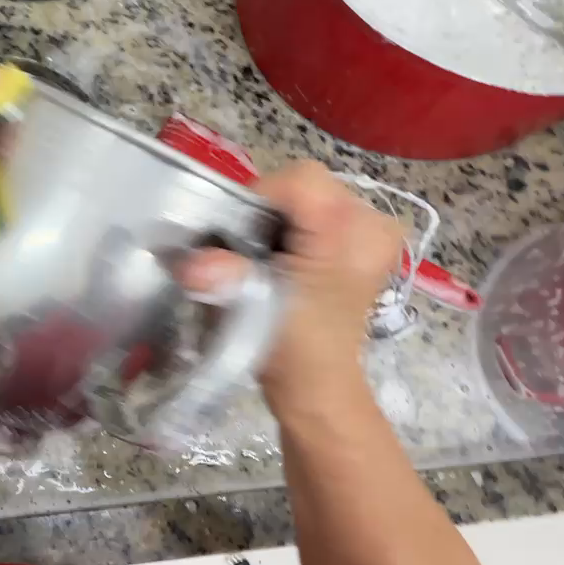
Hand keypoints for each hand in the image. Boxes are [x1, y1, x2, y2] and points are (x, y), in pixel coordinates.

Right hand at [176, 161, 404, 406]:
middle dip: (266, 215)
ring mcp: (375, 231)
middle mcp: (374, 221)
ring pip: (308, 200)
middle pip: (303, 188)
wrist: (316, 384)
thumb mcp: (251, 306)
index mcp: (353, 232)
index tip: (236, 240)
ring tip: (268, 263)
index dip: (255, 201)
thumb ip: (225, 276)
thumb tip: (188, 263)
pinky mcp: (365, 242)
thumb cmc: (288, 347)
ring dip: (278, 224)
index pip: (297, 180)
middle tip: (249, 256)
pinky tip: (287, 264)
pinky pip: (319, 215)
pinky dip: (294, 232)